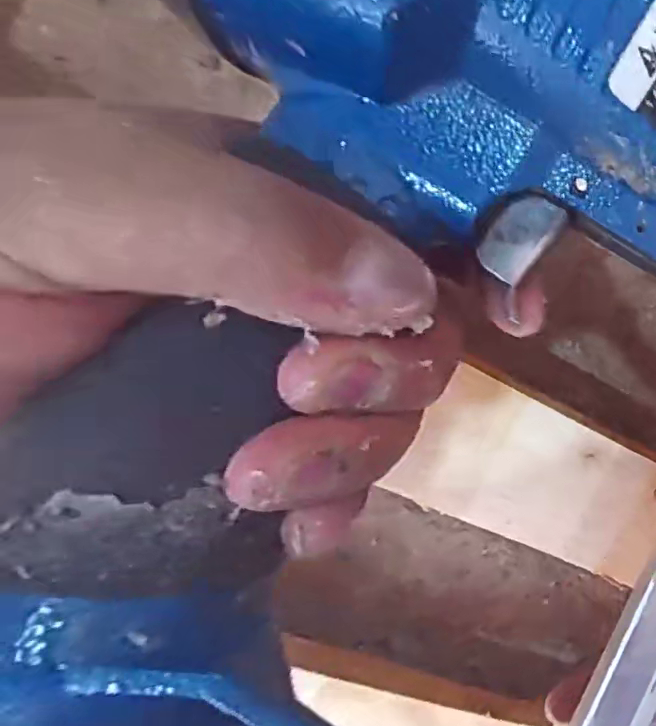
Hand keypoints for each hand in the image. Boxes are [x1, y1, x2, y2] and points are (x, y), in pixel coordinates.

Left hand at [0, 99, 544, 555]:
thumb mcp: (71, 198)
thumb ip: (245, 226)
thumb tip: (411, 295)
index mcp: (293, 209)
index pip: (434, 226)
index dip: (498, 265)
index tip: (515, 318)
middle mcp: (309, 291)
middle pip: (431, 335)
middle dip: (395, 375)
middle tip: (303, 391)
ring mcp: (278, 379)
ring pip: (395, 416)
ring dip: (356, 452)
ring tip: (256, 480)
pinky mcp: (245, 452)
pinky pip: (343, 485)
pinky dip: (335, 509)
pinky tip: (296, 527)